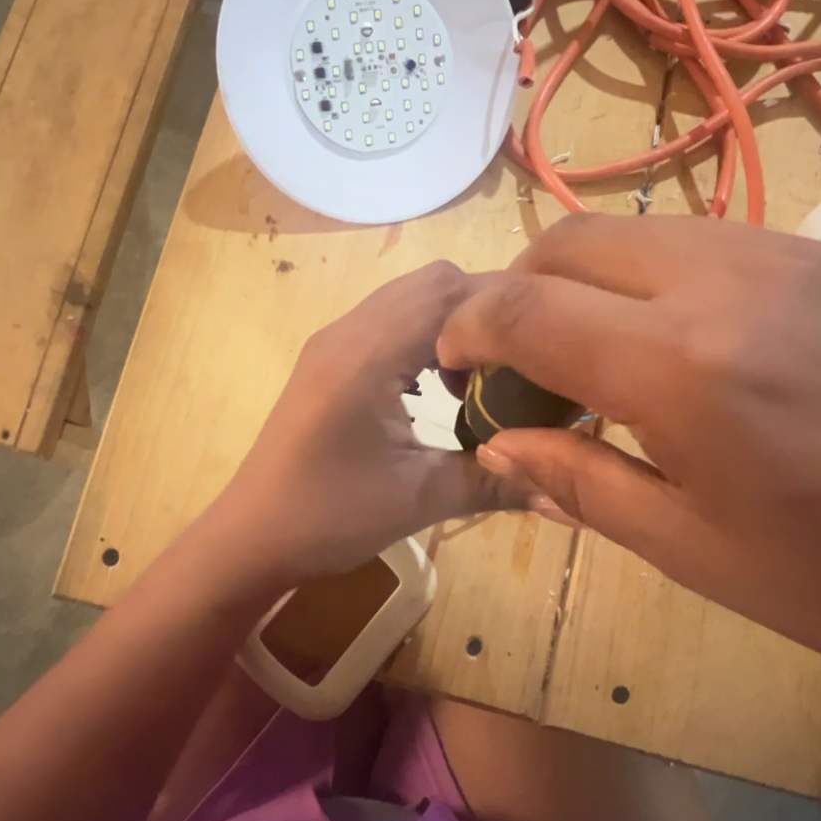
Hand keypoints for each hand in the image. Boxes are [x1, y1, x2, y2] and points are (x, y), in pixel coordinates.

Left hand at [200, 261, 529, 590]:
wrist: (250, 538)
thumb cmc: (326, 518)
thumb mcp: (418, 499)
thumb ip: (495, 482)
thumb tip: (570, 489)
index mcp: (366, 354)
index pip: (451, 293)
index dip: (508, 308)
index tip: (553, 344)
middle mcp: (348, 331)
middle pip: (433, 282)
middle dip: (488, 310)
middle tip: (528, 359)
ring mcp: (334, 342)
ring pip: (410, 297)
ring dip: (456, 322)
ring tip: (488, 375)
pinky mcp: (329, 359)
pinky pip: (390, 321)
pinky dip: (426, 335)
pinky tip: (439, 387)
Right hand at [436, 214, 820, 782]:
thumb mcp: (687, 548)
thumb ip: (574, 481)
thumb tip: (496, 442)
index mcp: (683, 368)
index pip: (525, 309)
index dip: (468, 329)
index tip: (454, 363)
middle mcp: (733, 281)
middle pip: (573, 242)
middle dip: (520, 291)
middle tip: (519, 359)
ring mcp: (799, 256)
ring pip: (645, 232)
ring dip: (592, 280)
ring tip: (601, 354)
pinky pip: (717, 242)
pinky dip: (665, 279)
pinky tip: (692, 346)